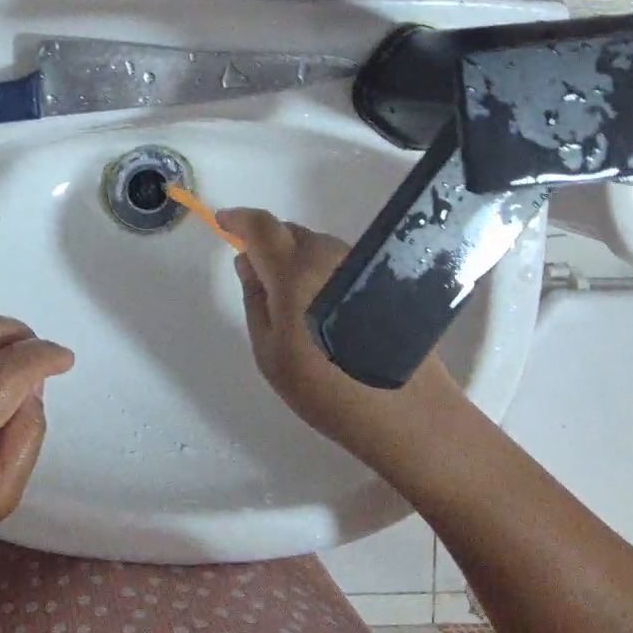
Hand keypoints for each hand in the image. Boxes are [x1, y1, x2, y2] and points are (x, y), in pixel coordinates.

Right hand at [216, 208, 464, 468]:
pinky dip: (324, 272)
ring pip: (318, 247)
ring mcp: (361, 266)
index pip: (261, 226)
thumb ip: (255, 300)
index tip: (224, 223)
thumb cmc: (326, 391)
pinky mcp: (385, 279)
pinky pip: (341, 262)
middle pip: (291, 233)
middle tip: (261, 280)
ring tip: (298, 305)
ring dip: (299, 260)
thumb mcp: (270, 353)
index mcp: (294, 273)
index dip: (238, 219)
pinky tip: (329, 312)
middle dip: (269, 245)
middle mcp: (329, 257)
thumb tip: (248, 262)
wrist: (409, 414)